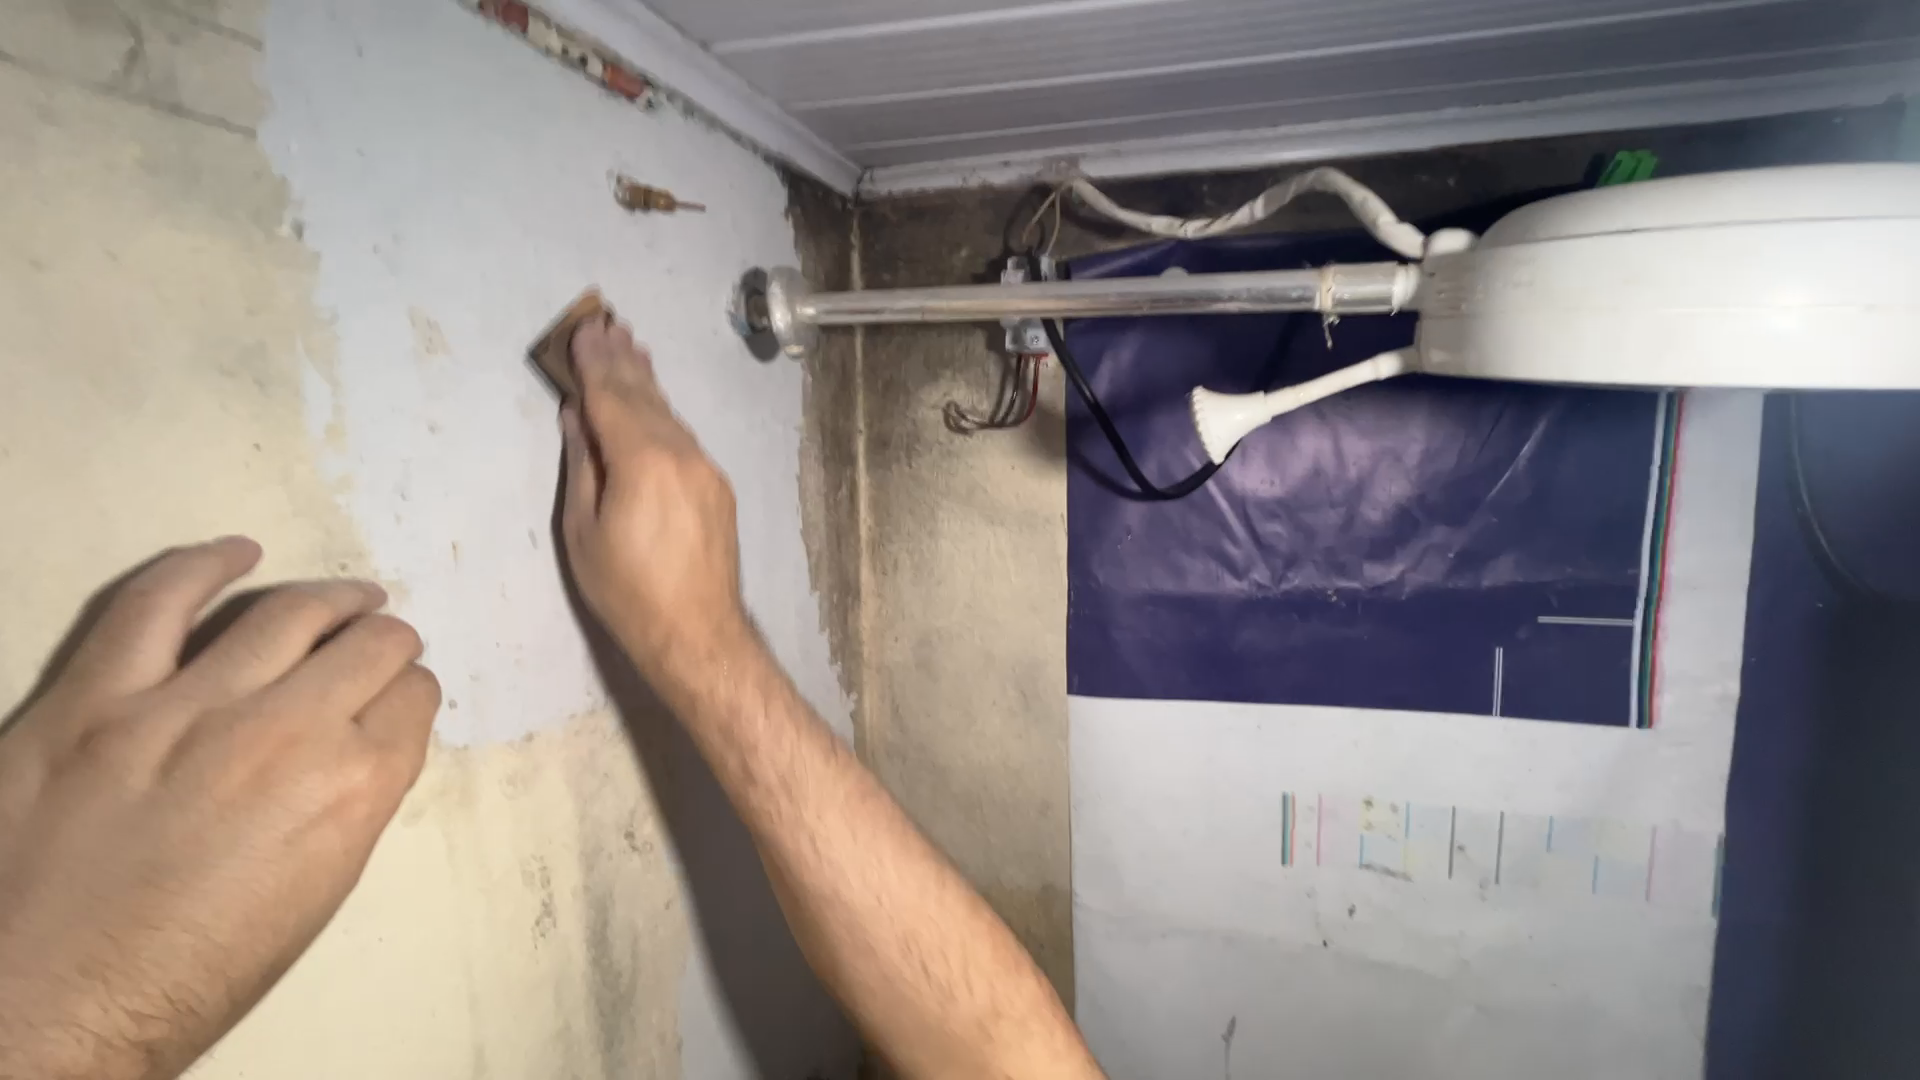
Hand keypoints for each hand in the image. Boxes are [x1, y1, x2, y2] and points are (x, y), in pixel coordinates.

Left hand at [0, 538, 439, 1079]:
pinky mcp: (82, 706)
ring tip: (348, 597)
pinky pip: (152, 604)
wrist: (32, 1025)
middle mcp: (289, 731)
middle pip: (374, 643)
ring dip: (335, 598)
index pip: (416, 694)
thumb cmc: (207, 962)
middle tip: (380, 646)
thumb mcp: (327, 876)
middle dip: (389, 640)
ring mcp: (183, 710)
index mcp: (357, 784)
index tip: (398, 697)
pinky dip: (202, 566)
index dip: (411, 690)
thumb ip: (364, 784)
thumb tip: (373, 724)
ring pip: (289, 612)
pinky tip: (236, 552)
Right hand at [559, 318, 748, 687]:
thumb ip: (584, 463)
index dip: (595, 363)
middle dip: (623, 360)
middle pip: (647, 399)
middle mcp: (684, 455)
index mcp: (644, 461)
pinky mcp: (719, 489)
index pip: (613, 398)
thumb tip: (577, 414)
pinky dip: (666, 415)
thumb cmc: (626, 590)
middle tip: (606, 322)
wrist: (698, 630)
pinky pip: (685, 439)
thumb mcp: (584, 529)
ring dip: (648, 382)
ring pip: (671, 417)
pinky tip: (656, 404)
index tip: (582, 328)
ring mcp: (708, 471)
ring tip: (631, 347)